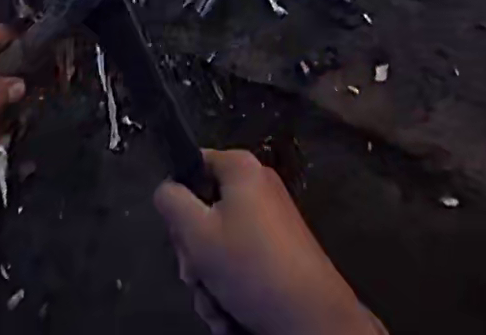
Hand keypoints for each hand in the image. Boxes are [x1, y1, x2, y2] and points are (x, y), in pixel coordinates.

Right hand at [154, 150, 382, 334]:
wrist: (319, 326)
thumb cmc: (253, 268)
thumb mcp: (196, 231)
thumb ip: (170, 201)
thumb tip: (167, 191)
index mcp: (240, 168)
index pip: (191, 166)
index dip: (178, 200)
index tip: (180, 237)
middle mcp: (258, 187)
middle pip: (205, 208)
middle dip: (194, 252)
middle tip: (194, 278)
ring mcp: (273, 221)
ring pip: (222, 241)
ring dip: (209, 277)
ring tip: (214, 309)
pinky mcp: (283, 254)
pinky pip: (244, 259)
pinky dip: (231, 287)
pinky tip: (228, 317)